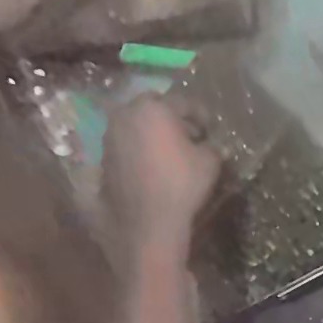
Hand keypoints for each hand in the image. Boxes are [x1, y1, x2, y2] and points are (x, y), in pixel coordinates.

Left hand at [106, 95, 222, 255]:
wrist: (149, 219)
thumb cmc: (182, 183)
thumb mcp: (209, 163)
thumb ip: (214, 148)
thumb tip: (216, 146)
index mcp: (154, 108)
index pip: (182, 102)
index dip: (201, 114)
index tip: (211, 128)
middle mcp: (127, 114)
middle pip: (154, 108)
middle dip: (173, 119)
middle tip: (190, 135)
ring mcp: (112, 134)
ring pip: (137, 124)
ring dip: (155, 133)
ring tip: (172, 150)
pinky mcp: (105, 155)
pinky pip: (128, 143)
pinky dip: (142, 148)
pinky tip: (156, 164)